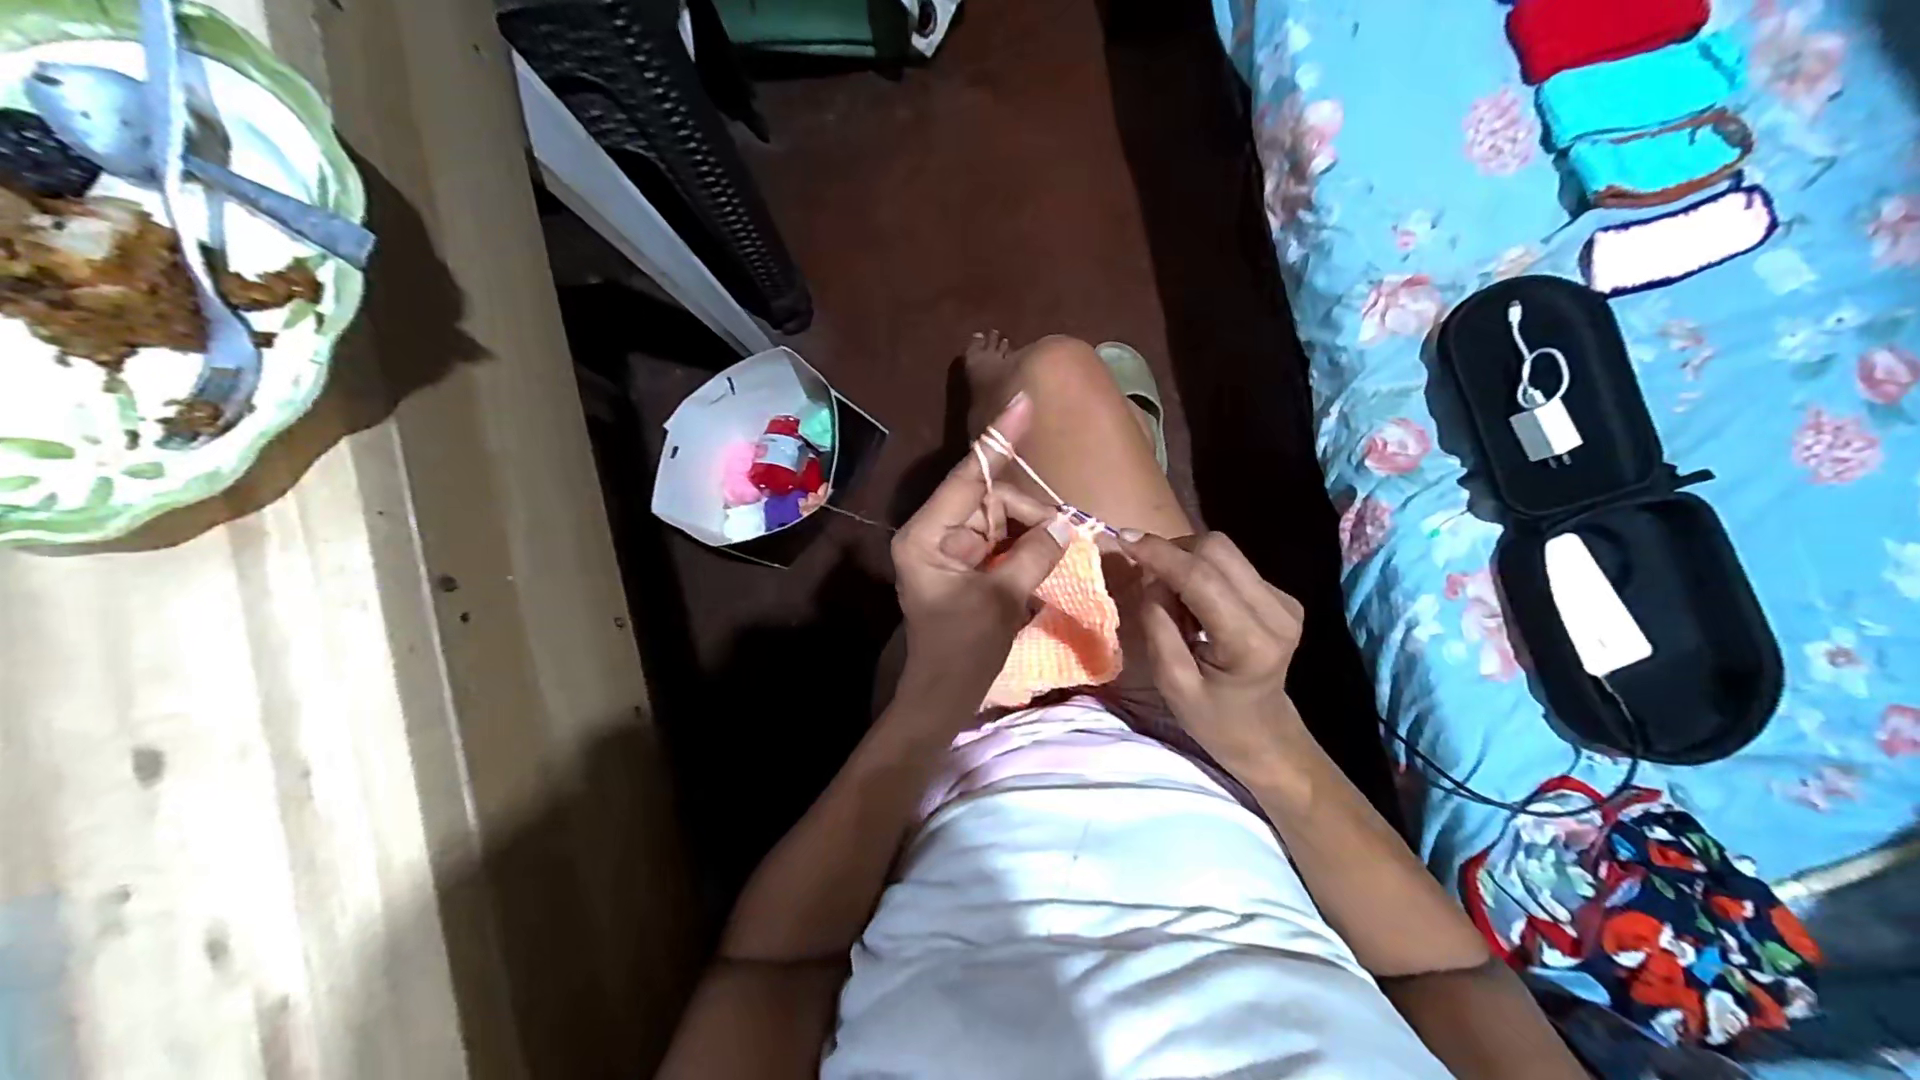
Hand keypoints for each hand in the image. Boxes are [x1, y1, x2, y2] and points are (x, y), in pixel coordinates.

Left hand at [891, 393, 1069, 700]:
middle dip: (1029, 509)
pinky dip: (1025, 544)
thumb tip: (1068, 523)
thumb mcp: (1002, 600)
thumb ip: (1035, 554)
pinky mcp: (966, 565)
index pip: (968, 477)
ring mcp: (951, 548)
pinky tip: (1048, 552)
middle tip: (1067, 530)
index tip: (1024, 402)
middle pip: (989, 497)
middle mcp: (935, 533)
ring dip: (1031, 528)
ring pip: (999, 518)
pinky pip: (1001, 539)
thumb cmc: (962, 651)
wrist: (943, 697)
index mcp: (927, 535)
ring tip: (1060, 546)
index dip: (999, 441)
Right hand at [1119, 531, 1310, 775]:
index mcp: (1250, 641)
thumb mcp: (1171, 681)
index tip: (1123, 539)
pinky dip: (1201, 572)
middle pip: (1216, 550)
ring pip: (1223, 551)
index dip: (1160, 553)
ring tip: (1173, 601)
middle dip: (1172, 553)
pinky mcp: (1280, 595)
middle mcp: (1277, 612)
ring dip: (1186, 562)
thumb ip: (1157, 624)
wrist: (1262, 733)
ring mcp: (1284, 600)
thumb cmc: (1212, 717)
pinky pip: (1230, 563)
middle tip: (1148, 582)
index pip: (1201, 578)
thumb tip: (1151, 576)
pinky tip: (1195, 604)